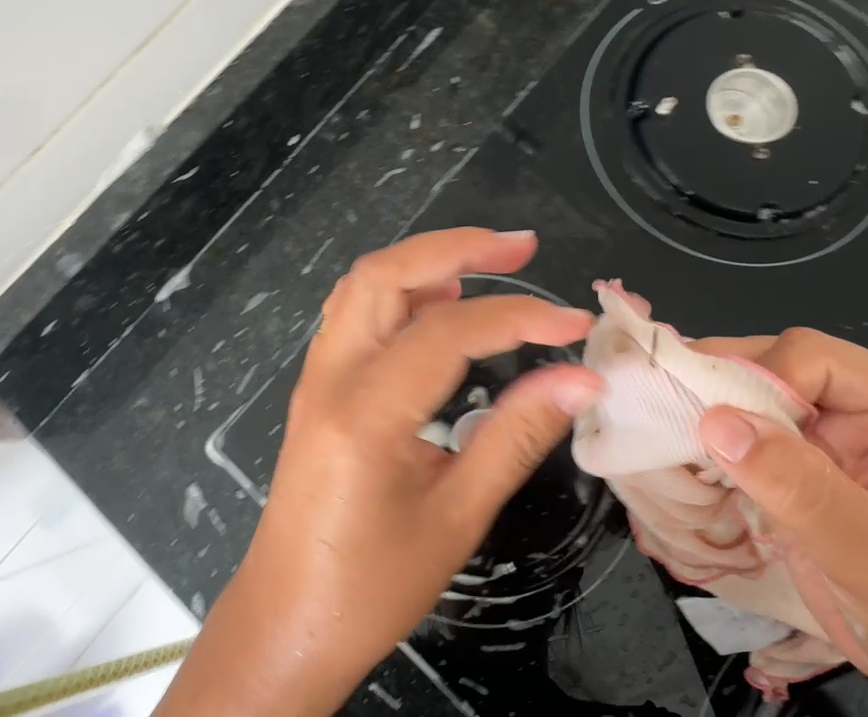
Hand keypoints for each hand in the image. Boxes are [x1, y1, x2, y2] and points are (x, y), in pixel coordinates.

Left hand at [157, 228, 602, 716]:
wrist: (287, 621)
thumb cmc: (371, 585)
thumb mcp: (457, 516)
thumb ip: (516, 437)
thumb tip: (580, 381)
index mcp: (366, 411)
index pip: (449, 331)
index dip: (519, 317)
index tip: (575, 324)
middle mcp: (331, 376)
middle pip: (385, 274)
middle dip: (456, 246)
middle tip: (521, 246)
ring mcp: (316, 377)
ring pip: (362, 285)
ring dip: (423, 261)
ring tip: (486, 264)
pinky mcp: (317, 387)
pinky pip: (353, 313)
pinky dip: (398, 290)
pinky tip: (436, 305)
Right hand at [691, 329, 867, 716]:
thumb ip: (798, 486)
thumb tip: (717, 421)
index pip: (812, 358)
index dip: (758, 377)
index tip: (713, 420)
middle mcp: (857, 413)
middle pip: (774, 366)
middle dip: (722, 386)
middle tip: (667, 412)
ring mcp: (823, 443)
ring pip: (750, 398)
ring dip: (708, 413)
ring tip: (665, 433)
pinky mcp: (794, 473)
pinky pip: (742, 438)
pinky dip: (709, 445)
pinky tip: (683, 460)